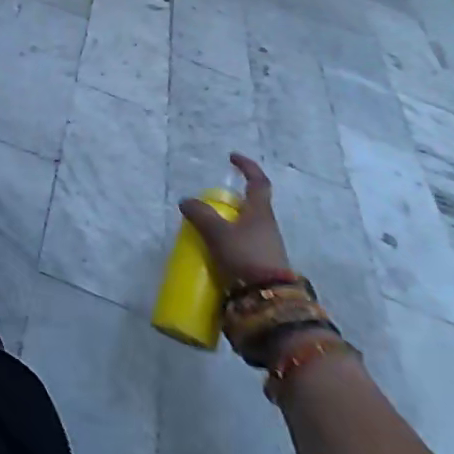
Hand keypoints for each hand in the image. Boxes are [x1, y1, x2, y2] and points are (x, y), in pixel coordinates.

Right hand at [178, 153, 292, 290]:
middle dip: (233, 199)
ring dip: (230, 221)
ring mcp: (266, 244)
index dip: (247, 167)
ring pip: (247, 224)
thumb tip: (186, 201)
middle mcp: (267, 225)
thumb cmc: (245, 256)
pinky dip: (229, 238)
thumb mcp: (217, 233)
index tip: (233, 158)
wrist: (267, 295)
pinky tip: (215, 248)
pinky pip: (243, 241)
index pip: (258, 182)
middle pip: (252, 204)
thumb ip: (201, 215)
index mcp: (260, 212)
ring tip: (208, 226)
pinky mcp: (261, 261)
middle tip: (212, 200)